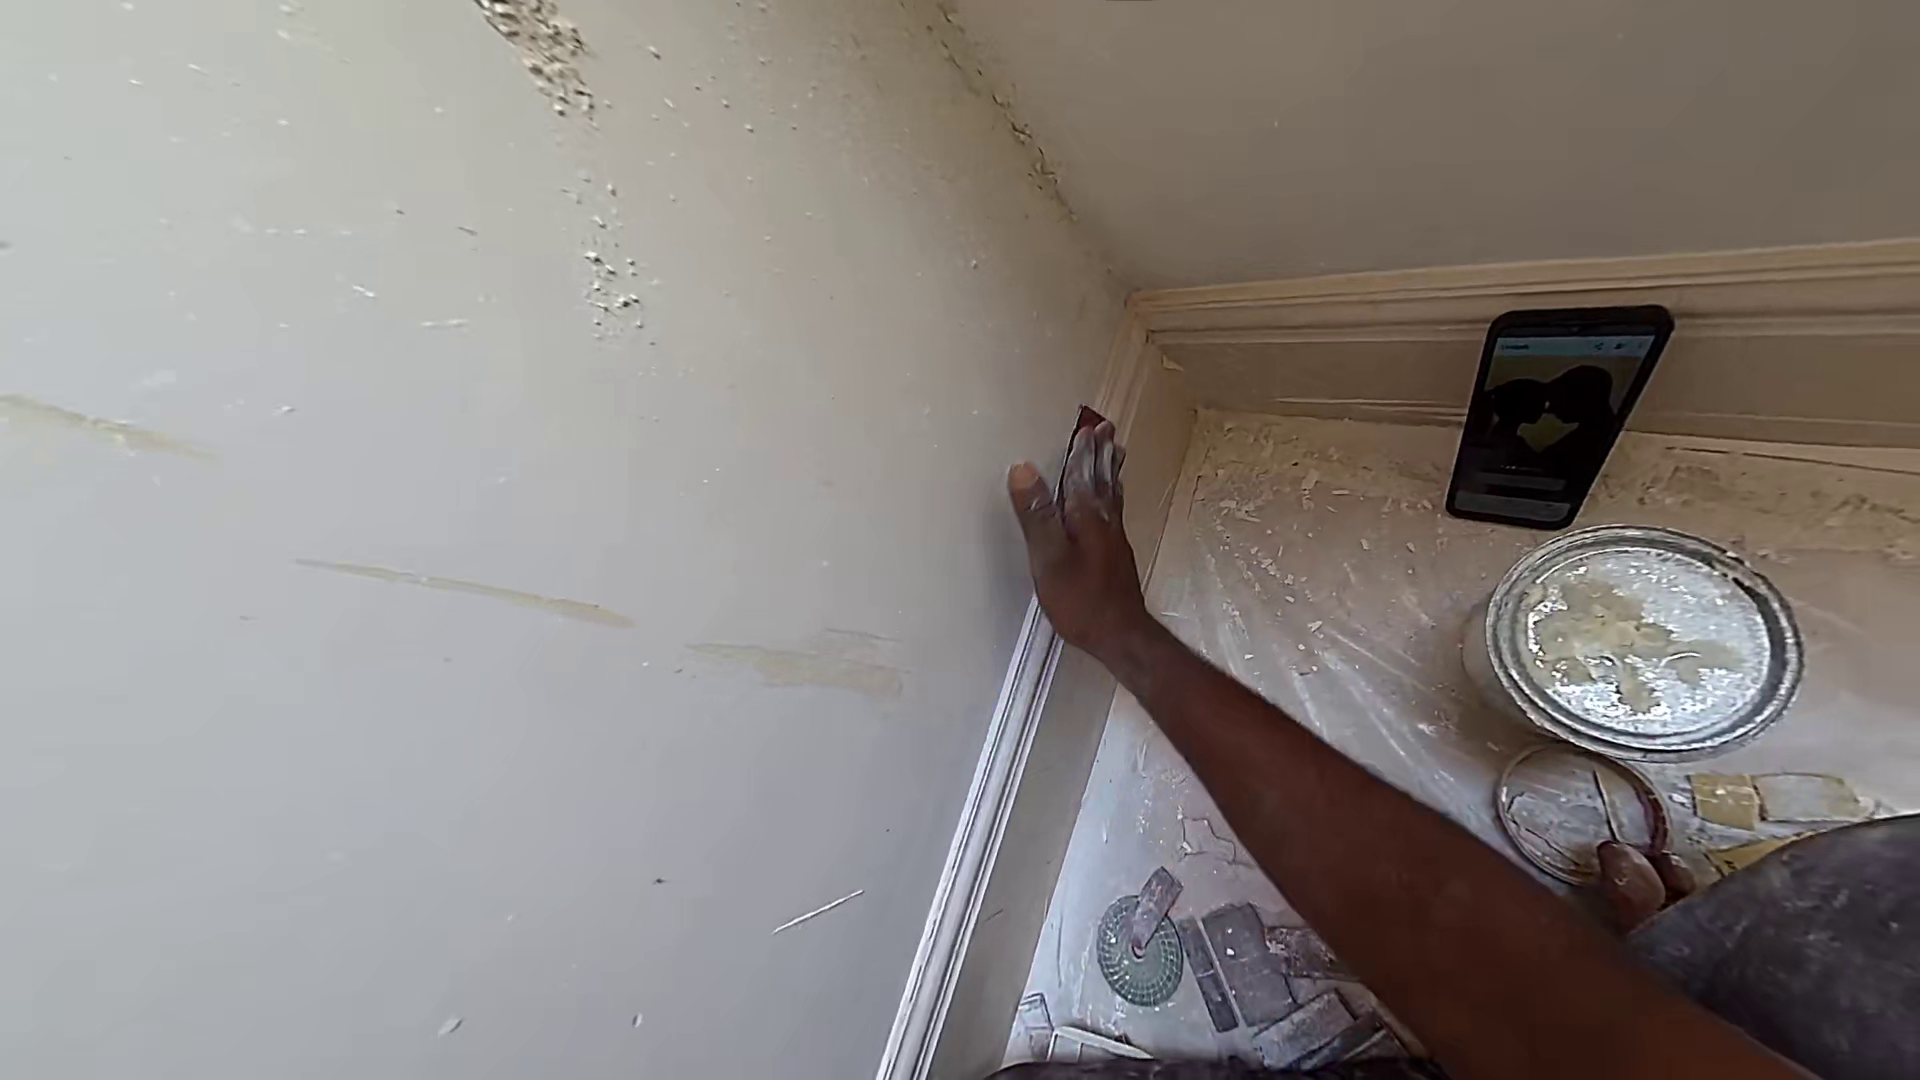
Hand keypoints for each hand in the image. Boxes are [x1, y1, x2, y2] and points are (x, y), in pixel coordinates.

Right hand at [1007, 420, 1153, 663]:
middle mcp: (1104, 520)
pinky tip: (1113, 498)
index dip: (1081, 451)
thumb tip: (1024, 470)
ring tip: (1115, 450)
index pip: (1081, 475)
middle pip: (1102, 478)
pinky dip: (1113, 493)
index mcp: (1086, 516)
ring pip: (1112, 493)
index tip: (1086, 427)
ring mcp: (1113, 537)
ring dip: (1110, 469)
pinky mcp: (1116, 553)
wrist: (1119, 634)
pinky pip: (1114, 509)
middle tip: (1105, 428)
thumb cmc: (1080, 599)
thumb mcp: (1048, 557)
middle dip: (1100, 452)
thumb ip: (1037, 514)